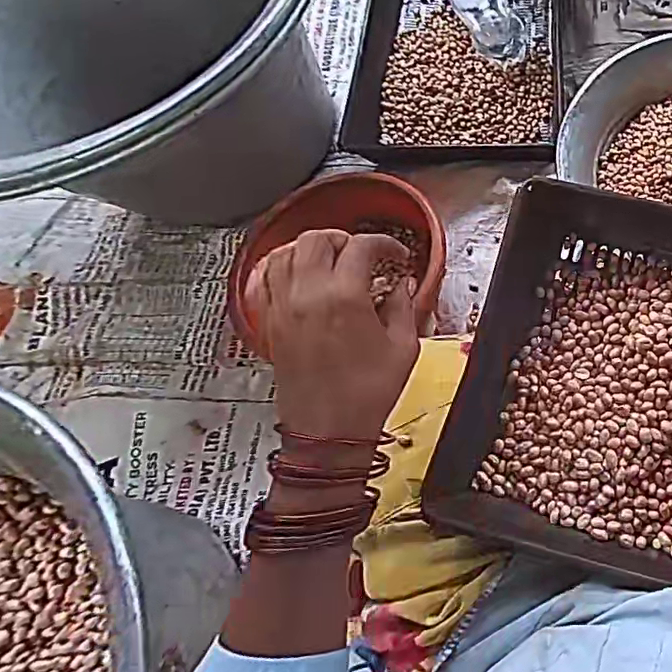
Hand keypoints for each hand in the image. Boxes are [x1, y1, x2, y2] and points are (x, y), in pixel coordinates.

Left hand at [247, 229, 418, 442]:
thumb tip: (402, 287)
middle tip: (364, 253)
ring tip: (333, 260)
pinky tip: (300, 275)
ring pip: (287, 251)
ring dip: (312, 248)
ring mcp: (284, 307)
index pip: (362, 246)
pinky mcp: (271, 322)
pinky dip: (284, 266)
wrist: (328, 433)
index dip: (385, 244)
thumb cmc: (364, 397)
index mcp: (344, 298)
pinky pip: (267, 277)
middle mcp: (307, 295)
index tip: (395, 254)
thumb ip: (404, 307)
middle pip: (318, 238)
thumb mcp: (403, 348)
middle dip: (345, 239)